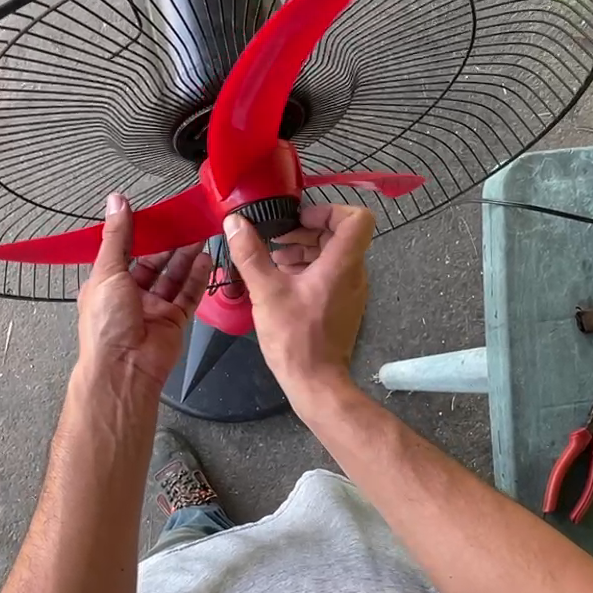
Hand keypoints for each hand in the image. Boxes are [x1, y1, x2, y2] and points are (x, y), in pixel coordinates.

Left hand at [75, 193, 211, 391]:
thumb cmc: (106, 324)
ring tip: (199, 234)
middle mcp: (130, 296)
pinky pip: (188, 295)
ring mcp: (154, 308)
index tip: (156, 214)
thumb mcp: (106, 271)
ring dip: (186, 256)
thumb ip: (117, 236)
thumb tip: (116, 202)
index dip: (140, 232)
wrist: (124, 367)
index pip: (125, 250)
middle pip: (153, 262)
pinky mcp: (174, 320)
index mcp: (107, 283)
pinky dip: (197, 278)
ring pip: (173, 276)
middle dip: (168, 242)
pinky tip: (205, 260)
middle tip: (185, 221)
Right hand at [222, 203, 373, 403]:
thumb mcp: (266, 291)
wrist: (316, 382)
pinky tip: (282, 282)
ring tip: (275, 261)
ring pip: (335, 257)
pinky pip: (332, 277)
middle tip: (278, 239)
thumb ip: (250, 253)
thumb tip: (235, 222)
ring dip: (306, 251)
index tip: (300, 220)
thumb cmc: (295, 338)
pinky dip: (310, 271)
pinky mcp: (344, 307)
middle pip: (341, 235)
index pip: (357, 218)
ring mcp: (352, 293)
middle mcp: (354, 275)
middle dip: (308, 231)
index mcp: (342, 264)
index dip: (329, 210)